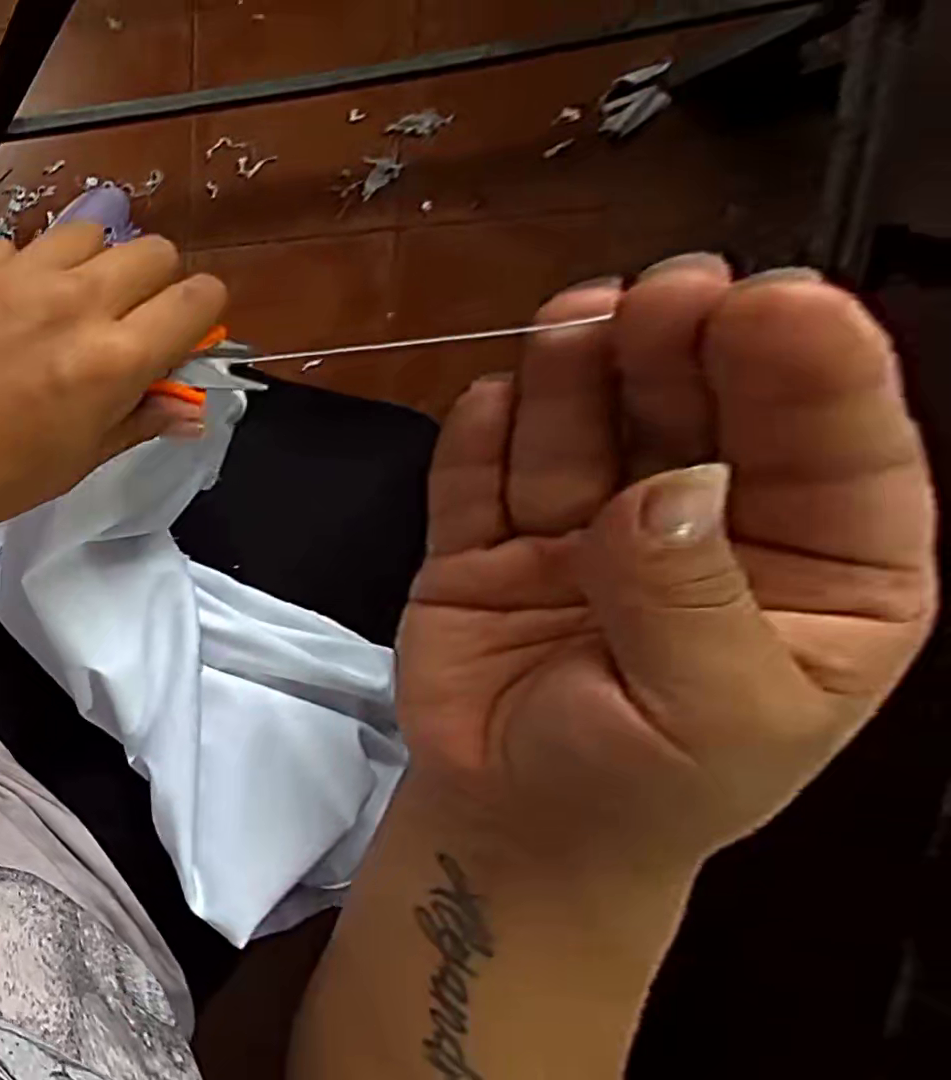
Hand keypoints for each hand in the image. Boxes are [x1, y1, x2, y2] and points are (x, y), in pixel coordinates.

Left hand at [0, 224, 226, 542]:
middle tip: (121, 324)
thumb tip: (191, 406)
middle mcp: (73, 303)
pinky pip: (23, 246)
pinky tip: (7, 312)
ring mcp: (17, 277)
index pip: (198, 299)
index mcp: (111, 361)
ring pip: (90, 232)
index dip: (200, 314)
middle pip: (153, 251)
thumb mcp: (79, 460)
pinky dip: (29, 271)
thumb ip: (142, 419)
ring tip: (63, 308)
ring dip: (92, 267)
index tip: (180, 332)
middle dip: (152, 287)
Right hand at [397, 256, 936, 872]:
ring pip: (568, 441)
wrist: (506, 813)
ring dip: (570, 377)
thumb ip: (691, 599)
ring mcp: (564, 538)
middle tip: (659, 291)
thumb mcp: (712, 713)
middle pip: (683, 424)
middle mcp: (681, 535)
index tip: (767, 301)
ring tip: (572, 318)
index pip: (825, 458)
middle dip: (673, 353)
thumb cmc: (640, 783)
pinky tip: (493, 396)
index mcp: (800, 576)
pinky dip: (478, 441)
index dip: (804, 374)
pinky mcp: (474, 551)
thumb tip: (655, 490)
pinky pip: (472, 486)